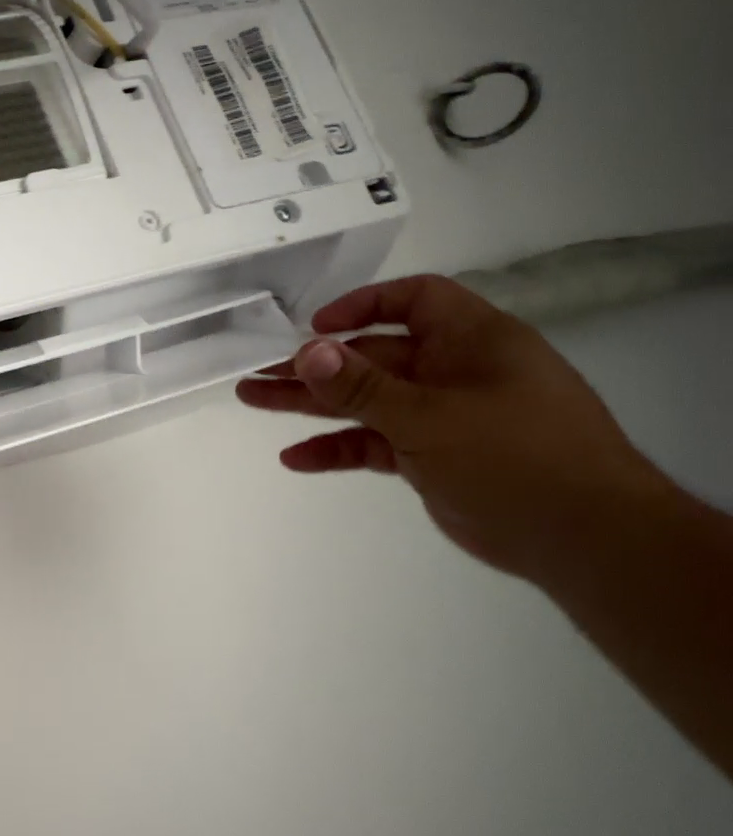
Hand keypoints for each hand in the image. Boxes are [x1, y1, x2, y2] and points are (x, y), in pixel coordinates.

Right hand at [235, 274, 673, 587]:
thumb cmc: (515, 456)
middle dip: (313, 365)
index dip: (363, 306)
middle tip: (255, 372)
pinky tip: (295, 459)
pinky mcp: (431, 455)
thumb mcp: (428, 416)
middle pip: (372, 356)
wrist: (581, 535)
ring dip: (311, 403)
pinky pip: (373, 443)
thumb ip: (361, 386)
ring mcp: (442, 415)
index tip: (313, 329)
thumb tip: (308, 350)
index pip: (415, 300)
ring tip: (252, 400)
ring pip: (364, 400)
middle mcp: (455, 372)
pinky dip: (336, 448)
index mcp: (473, 342)